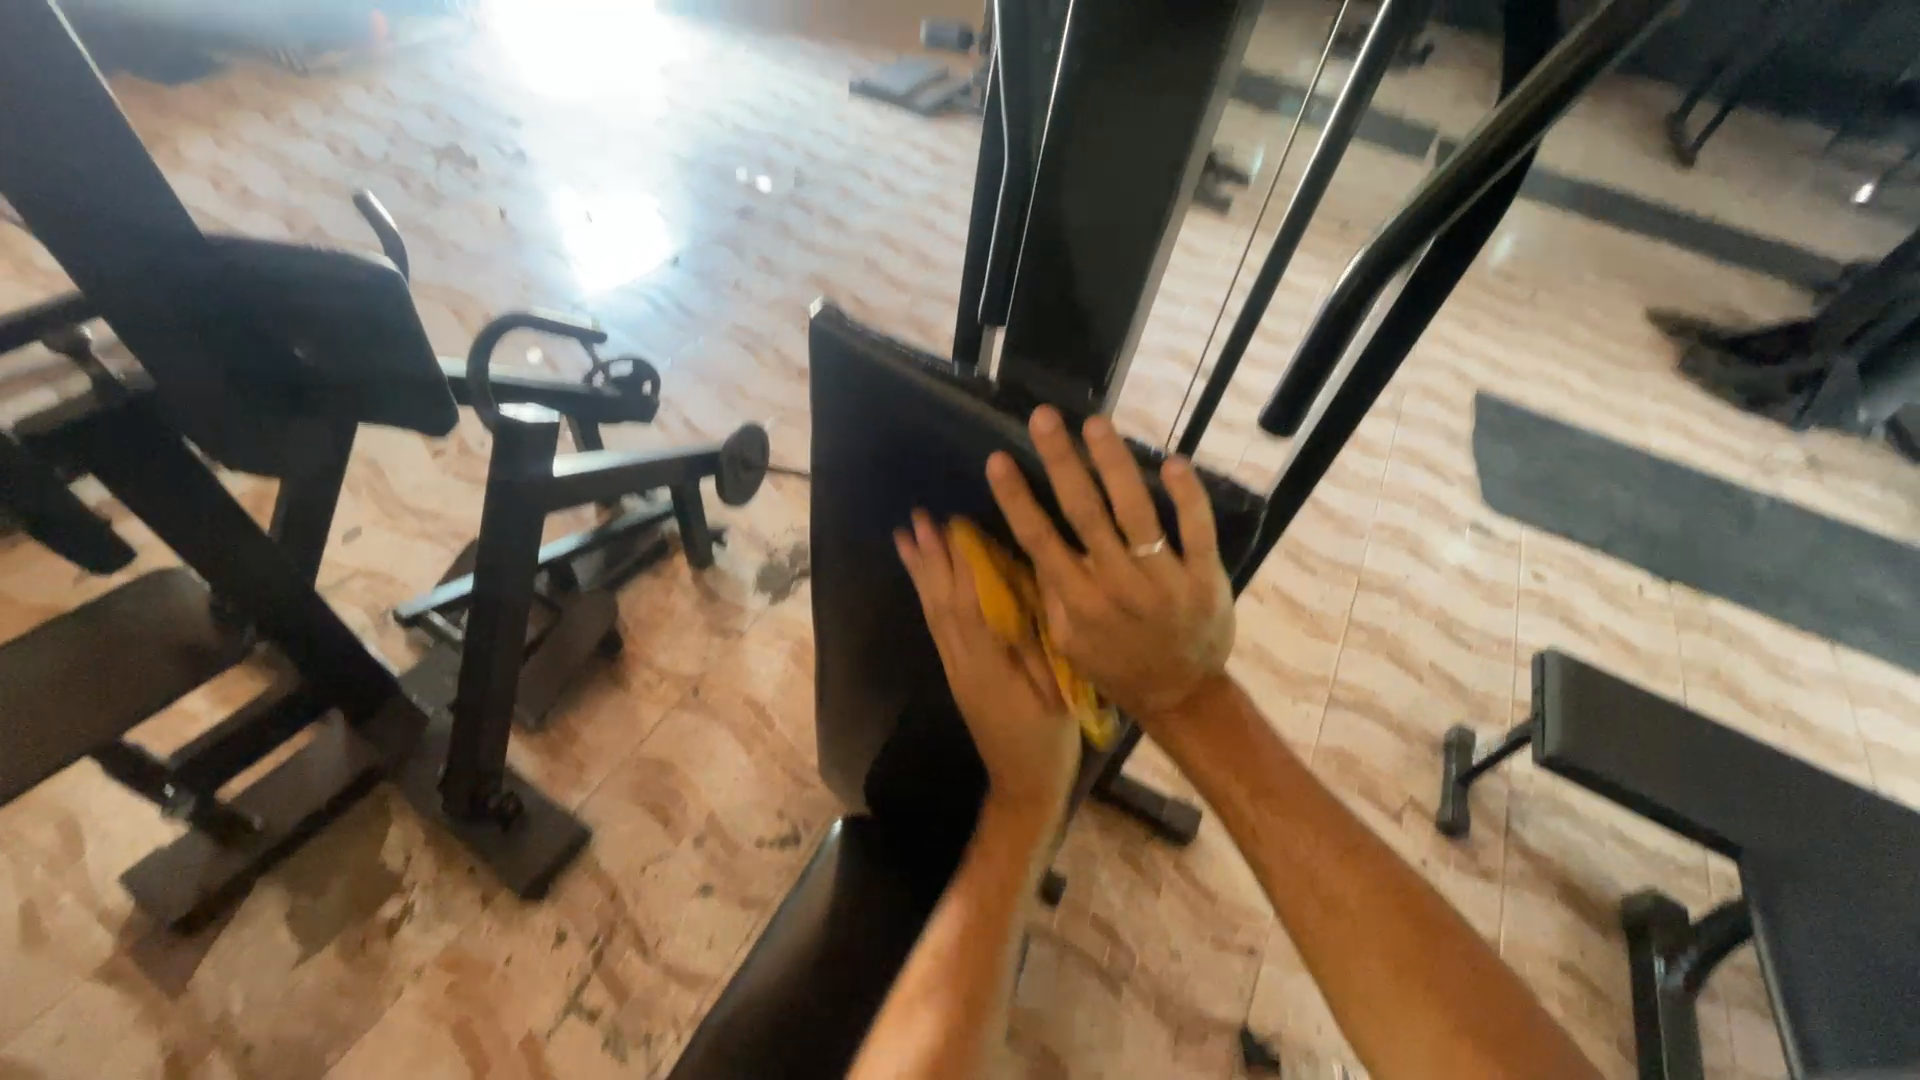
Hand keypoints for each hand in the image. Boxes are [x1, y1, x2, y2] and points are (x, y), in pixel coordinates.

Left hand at [895, 510, 1080, 811]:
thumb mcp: (1057, 695)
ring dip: (920, 574)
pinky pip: (938, 627)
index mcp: (988, 665)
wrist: (1023, 787)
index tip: (952, 524)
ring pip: (933, 614)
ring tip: (905, 539)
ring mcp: (956, 670)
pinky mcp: (958, 675)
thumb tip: (1029, 597)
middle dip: (929, 559)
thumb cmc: (1050, 742)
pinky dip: (928, 597)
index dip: (960, 562)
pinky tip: (925, 579)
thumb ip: (1038, 648)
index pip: (969, 603)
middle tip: (915, 518)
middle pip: (940, 603)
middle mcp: (963, 663)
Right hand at [985, 407, 1233, 722]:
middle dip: (1061, 461)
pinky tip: (1173, 462)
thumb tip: (1038, 545)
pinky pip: (1197, 529)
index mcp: (1079, 602)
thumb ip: (1055, 594)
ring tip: (1095, 425)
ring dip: (1114, 464)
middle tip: (1044, 417)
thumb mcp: (1070, 642)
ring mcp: (1164, 580)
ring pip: (1136, 512)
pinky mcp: (1204, 576)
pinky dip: (1187, 495)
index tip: (999, 459)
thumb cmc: (1117, 666)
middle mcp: (1117, 585)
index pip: (1040, 540)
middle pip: (1084, 513)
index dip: (1017, 498)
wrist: (1181, 695)